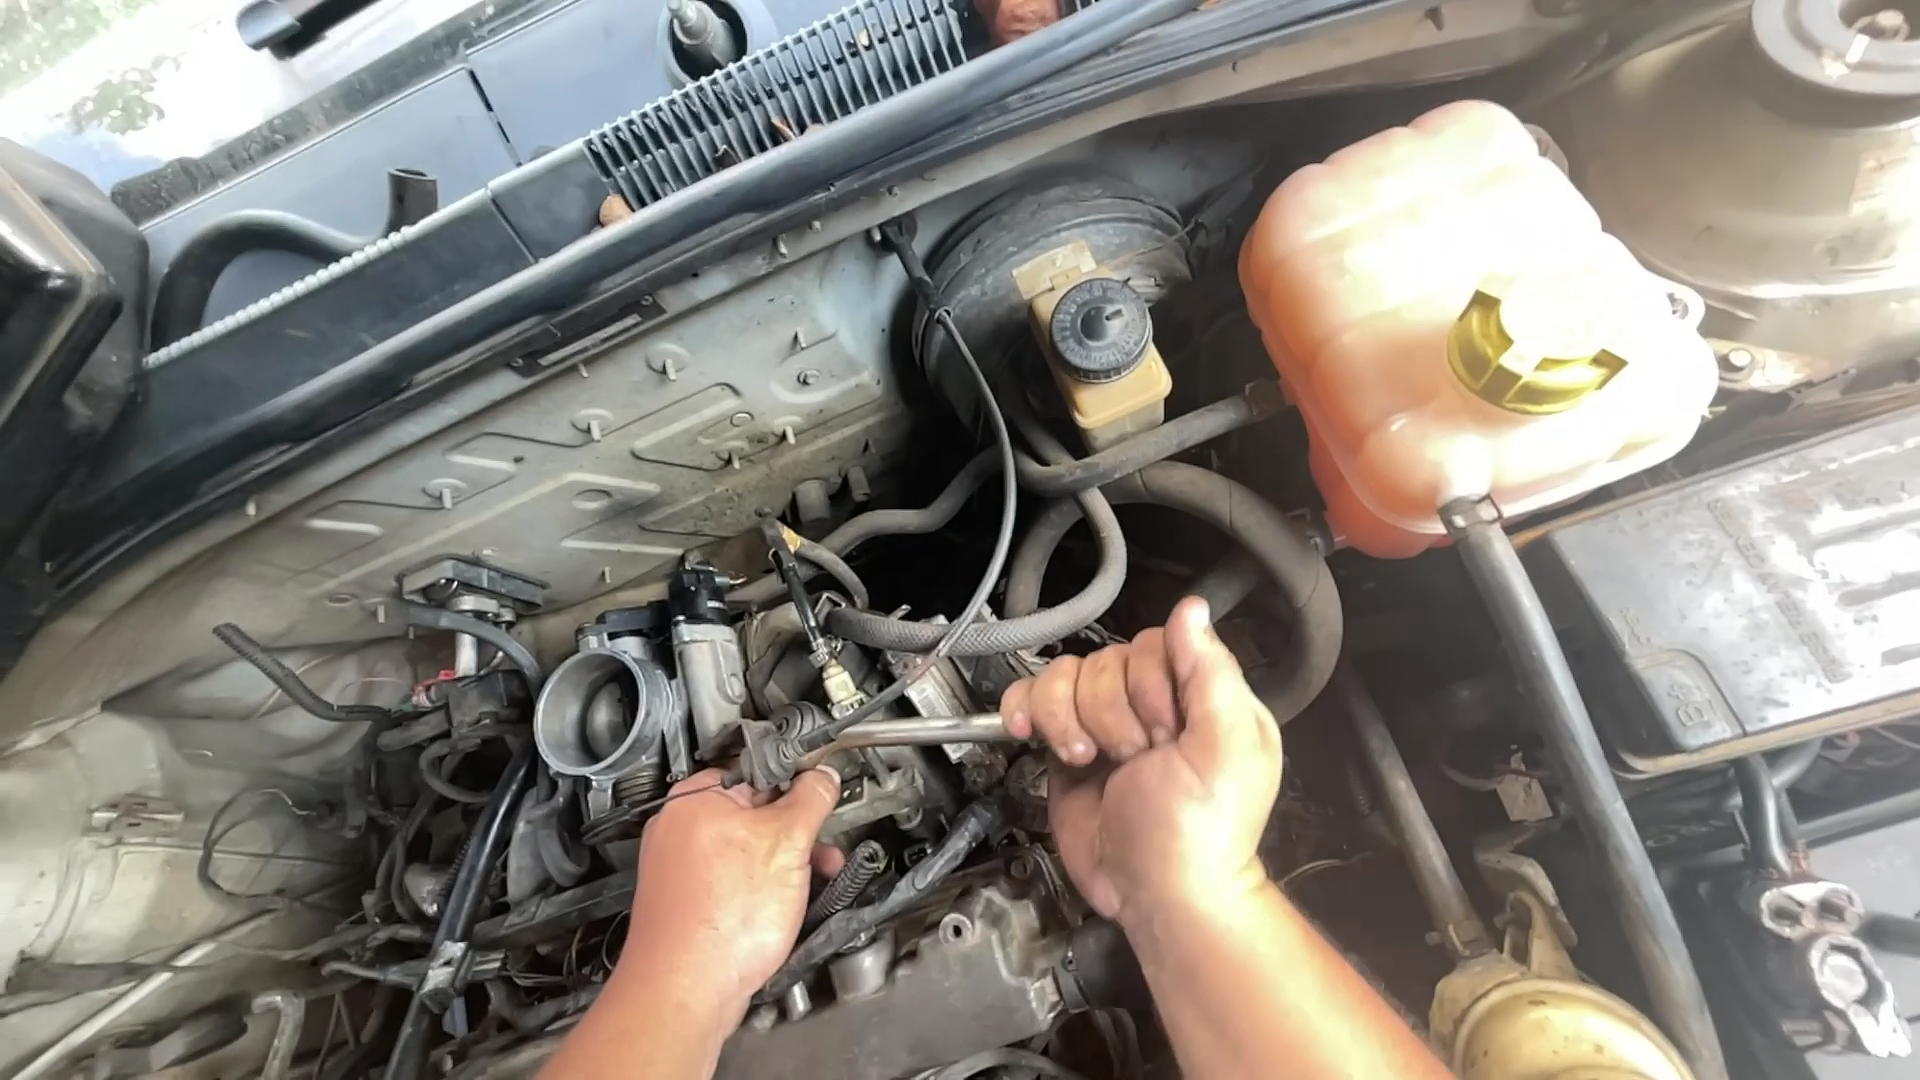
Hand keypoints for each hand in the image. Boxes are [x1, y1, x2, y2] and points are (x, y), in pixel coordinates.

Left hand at [619, 767, 843, 1015]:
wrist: (685, 995)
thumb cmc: (721, 922)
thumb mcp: (788, 842)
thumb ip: (812, 799)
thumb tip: (823, 777)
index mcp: (695, 799)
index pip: (757, 766)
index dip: (794, 778)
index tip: (818, 791)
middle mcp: (680, 827)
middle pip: (756, 809)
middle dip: (797, 829)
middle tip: (820, 844)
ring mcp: (681, 866)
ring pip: (749, 846)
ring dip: (787, 859)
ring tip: (813, 877)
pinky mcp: (688, 899)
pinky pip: (735, 876)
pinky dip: (763, 883)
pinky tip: (787, 901)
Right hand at [999, 597, 1281, 927]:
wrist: (1153, 896)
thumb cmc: (1198, 834)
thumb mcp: (1223, 752)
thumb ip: (1209, 674)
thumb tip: (1191, 608)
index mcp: (1199, 696)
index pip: (1154, 645)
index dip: (1149, 685)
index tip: (1165, 735)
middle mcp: (1150, 701)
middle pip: (1104, 660)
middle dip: (1111, 713)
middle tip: (1133, 759)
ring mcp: (1103, 720)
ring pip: (1063, 675)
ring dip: (1067, 718)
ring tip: (1087, 758)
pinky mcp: (1064, 741)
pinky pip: (1031, 699)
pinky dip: (1025, 710)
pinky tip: (1030, 732)